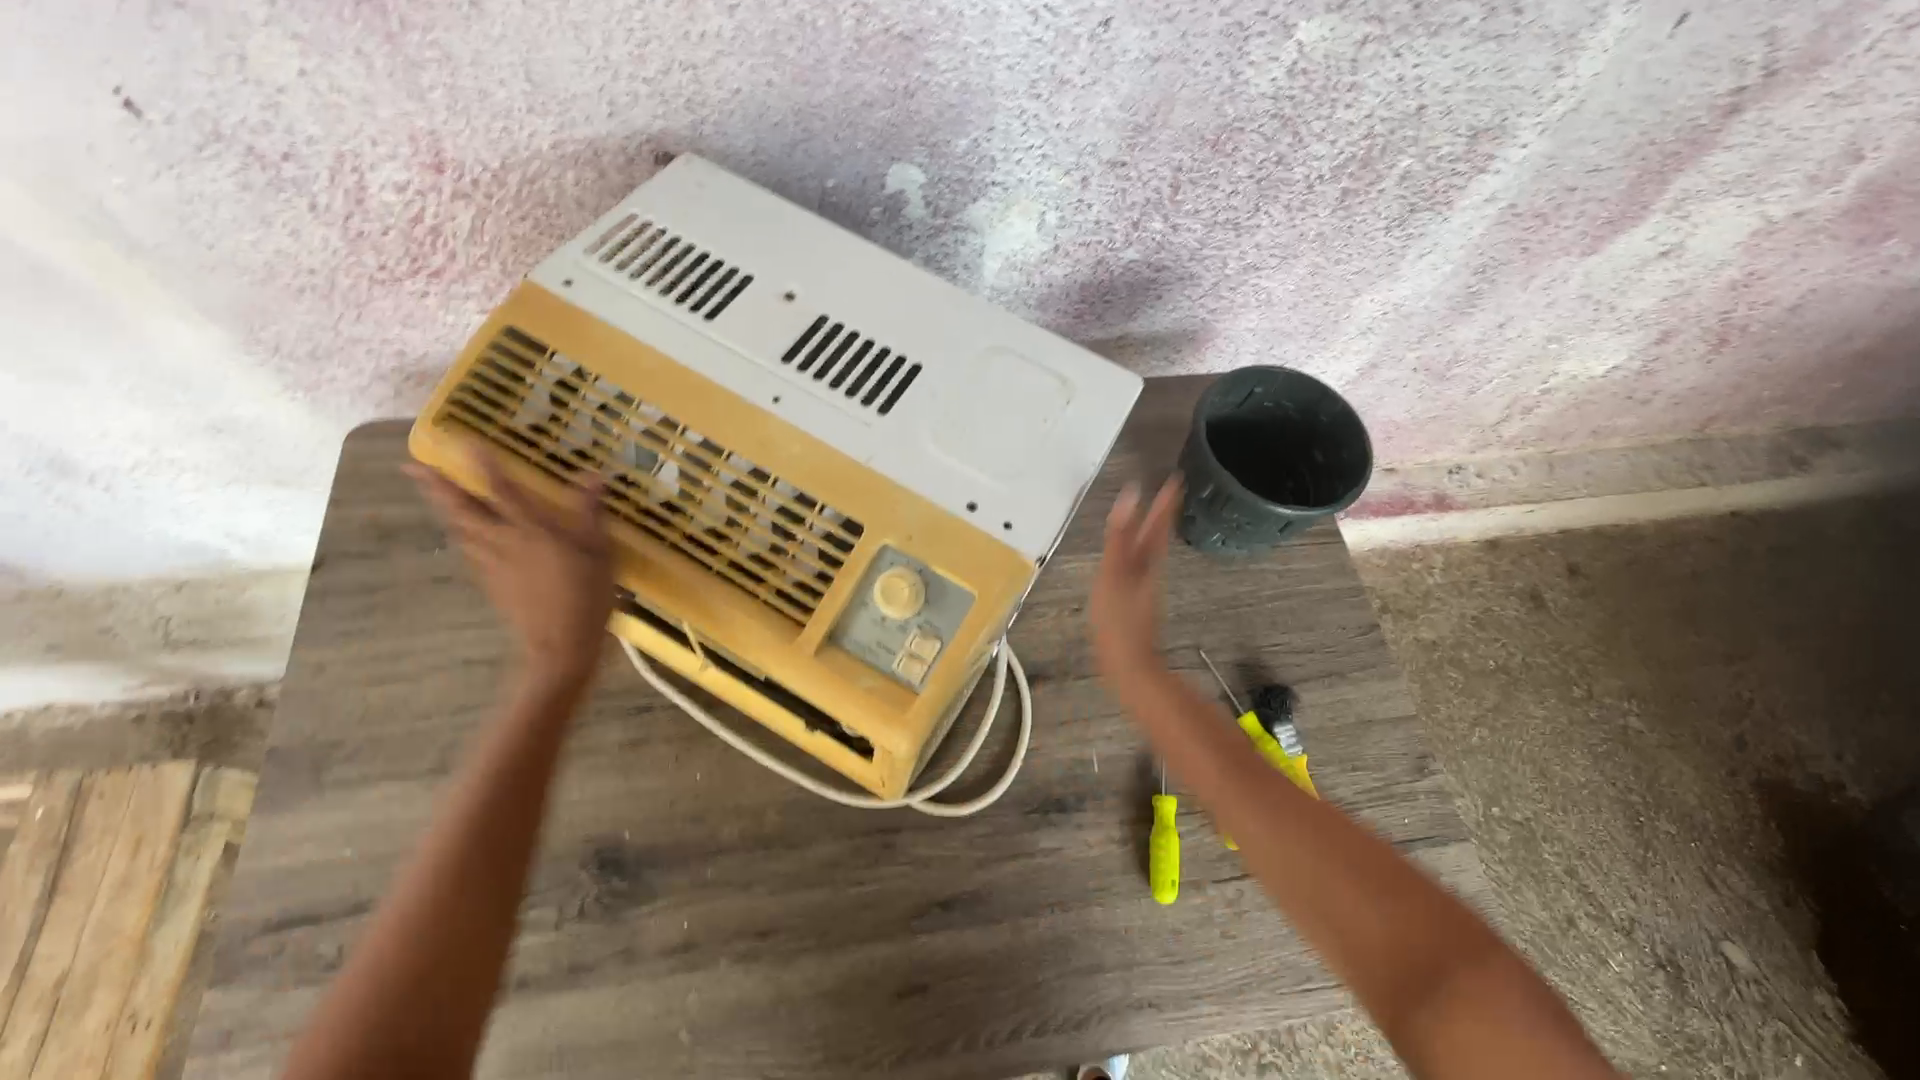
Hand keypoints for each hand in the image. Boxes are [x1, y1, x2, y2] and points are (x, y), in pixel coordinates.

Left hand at [407, 446, 614, 687]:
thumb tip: (593, 475)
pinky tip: (462, 533)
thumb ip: (590, 512)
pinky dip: (460, 533)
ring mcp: (492, 564)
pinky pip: (468, 549)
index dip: (482, 463)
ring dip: (442, 508)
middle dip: (437, 486)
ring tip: (430, 492)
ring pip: (459, 529)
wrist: (559, 646)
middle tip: (412, 465)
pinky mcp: (491, 584)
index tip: (463, 440)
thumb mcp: (598, 551)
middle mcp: (502, 541)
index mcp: (529, 529)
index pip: (501, 488)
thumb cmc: (586, 595)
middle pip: (462, 508)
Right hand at [1088, 477, 1182, 677]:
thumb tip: (1132, 493)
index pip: (1158, 524)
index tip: (1176, 479)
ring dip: (1152, 531)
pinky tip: (1132, 557)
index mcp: (1146, 562)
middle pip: (1157, 537)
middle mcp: (1150, 571)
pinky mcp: (1137, 603)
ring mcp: (1145, 588)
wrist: (1129, 665)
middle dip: (1162, 514)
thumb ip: (1120, 534)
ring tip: (1153, 515)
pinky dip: (1140, 552)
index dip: (1165, 503)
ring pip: (1151, 552)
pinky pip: (1141, 567)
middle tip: (1170, 491)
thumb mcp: (1114, 573)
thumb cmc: (1119, 620)